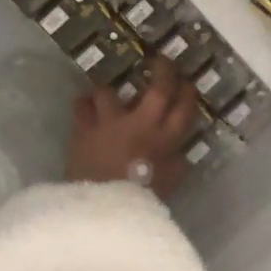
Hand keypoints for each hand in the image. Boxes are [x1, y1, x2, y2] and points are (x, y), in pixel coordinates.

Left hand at [67, 56, 198, 199]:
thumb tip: (180, 154)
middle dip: (163, 71)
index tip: (187, 82)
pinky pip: (82, 106)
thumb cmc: (140, 198)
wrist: (102, 209)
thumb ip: (175, 166)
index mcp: (165, 140)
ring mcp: (110, 124)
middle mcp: (140, 124)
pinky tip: (85, 106)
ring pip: (109, 93)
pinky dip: (84, 105)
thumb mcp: (168, 185)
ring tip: (108, 94)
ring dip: (110, 91)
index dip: (188, 92)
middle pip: (157, 89)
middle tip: (162, 61)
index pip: (184, 108)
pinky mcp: (84, 130)